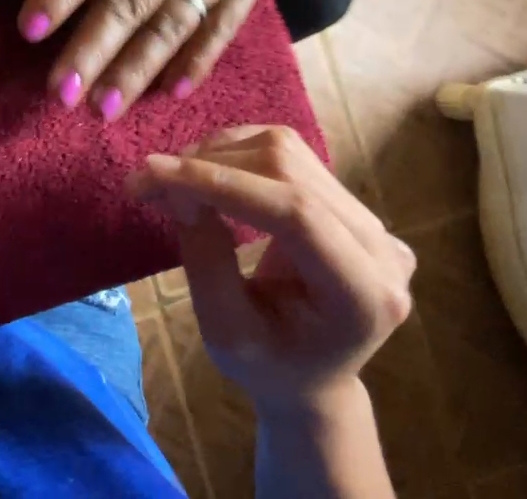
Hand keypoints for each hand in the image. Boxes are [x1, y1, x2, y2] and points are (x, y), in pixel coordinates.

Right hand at [131, 126, 414, 414]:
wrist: (309, 375)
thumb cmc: (266, 365)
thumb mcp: (224, 329)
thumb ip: (205, 256)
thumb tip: (178, 187)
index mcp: (362, 294)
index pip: (294, 213)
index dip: (219, 182)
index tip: (150, 171)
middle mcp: (381, 247)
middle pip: (288, 171)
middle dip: (207, 165)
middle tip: (145, 181)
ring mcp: (370, 219)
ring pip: (285, 150)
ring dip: (215, 153)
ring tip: (171, 178)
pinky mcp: (348, 201)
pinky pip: (287, 152)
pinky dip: (232, 152)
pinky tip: (203, 173)